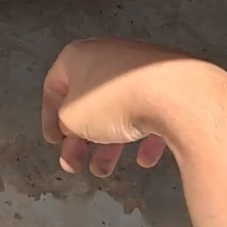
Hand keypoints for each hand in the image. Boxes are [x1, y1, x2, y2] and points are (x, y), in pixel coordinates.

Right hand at [41, 37, 222, 176]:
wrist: (176, 96)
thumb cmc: (114, 101)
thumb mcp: (71, 119)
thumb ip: (65, 123)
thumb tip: (74, 126)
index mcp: (78, 56)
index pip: (54, 89)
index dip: (50, 119)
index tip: (56, 141)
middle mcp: (108, 56)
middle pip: (88, 103)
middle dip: (80, 139)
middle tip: (77, 164)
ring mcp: (141, 69)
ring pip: (118, 110)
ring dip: (108, 143)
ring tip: (104, 170)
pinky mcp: (170, 84)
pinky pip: (151, 111)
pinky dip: (144, 136)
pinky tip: (144, 159)